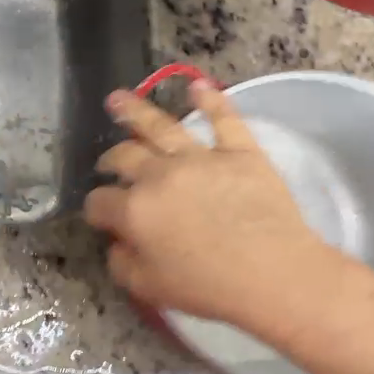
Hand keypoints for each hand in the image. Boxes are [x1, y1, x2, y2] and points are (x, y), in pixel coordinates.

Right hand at [82, 81, 351, 334]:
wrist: (276, 276)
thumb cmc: (208, 288)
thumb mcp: (147, 287)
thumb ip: (121, 261)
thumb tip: (118, 242)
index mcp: (133, 210)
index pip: (99, 201)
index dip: (96, 209)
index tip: (102, 217)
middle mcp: (158, 176)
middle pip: (123, 157)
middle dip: (110, 160)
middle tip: (108, 163)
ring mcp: (200, 159)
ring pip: (160, 127)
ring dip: (135, 111)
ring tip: (117, 98)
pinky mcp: (240, 153)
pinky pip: (223, 119)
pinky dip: (210, 100)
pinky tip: (197, 85)